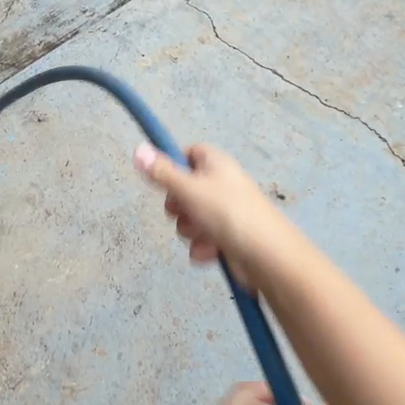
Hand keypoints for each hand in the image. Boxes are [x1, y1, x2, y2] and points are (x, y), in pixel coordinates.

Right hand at [133, 143, 302, 283]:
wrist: (266, 255)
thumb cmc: (227, 213)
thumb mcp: (189, 189)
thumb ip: (162, 173)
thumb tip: (137, 148)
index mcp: (216, 164)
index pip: (188, 154)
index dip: (173, 166)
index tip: (163, 180)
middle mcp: (221, 185)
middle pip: (184, 190)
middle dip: (179, 207)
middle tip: (183, 211)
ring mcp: (225, 213)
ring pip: (191, 218)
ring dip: (191, 231)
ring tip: (204, 236)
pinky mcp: (228, 238)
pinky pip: (203, 239)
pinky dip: (203, 247)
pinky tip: (212, 253)